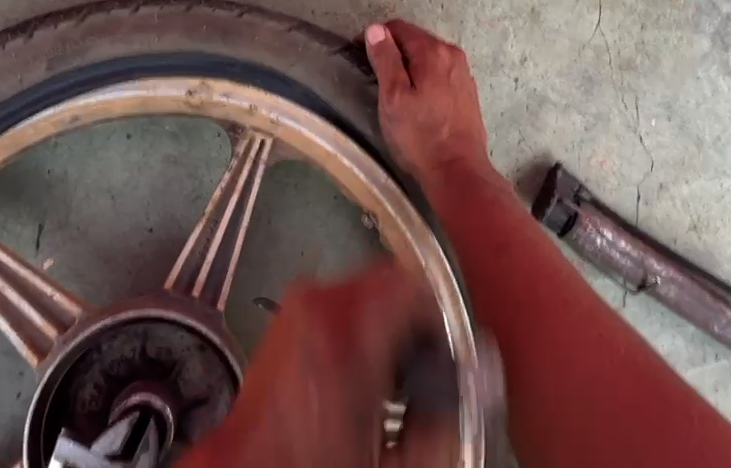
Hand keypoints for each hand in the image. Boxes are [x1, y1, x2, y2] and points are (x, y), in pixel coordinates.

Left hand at [182, 262, 456, 467]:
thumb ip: (446, 413)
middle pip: (394, 280)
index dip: (443, 312)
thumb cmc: (308, 458)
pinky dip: (363, 324)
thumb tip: (480, 374)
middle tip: (425, 365)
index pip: (415, 280)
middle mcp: (319, 300)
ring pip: (370, 287)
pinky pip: (344, 298)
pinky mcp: (290, 311)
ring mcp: (300, 301)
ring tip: (393, 376)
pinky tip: (364, 371)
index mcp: (346, 326)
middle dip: (417, 319)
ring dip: (391, 321)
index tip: (450, 345)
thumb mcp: (396, 454)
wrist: (250, 465)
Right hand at [363, 21, 493, 190]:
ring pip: (428, 57)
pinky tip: (417, 100)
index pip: (398, 28)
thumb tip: (376, 29)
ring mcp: (463, 73)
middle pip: (415, 40)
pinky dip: (425, 77)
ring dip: (409, 65)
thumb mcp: (394, 97)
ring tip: (394, 90)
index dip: (376, 38)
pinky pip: (440, 72)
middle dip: (393, 51)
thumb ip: (385, 59)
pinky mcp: (467, 91)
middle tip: (375, 77)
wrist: (458, 171)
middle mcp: (453, 55)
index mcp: (433, 52)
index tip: (361, 57)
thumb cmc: (420, 136)